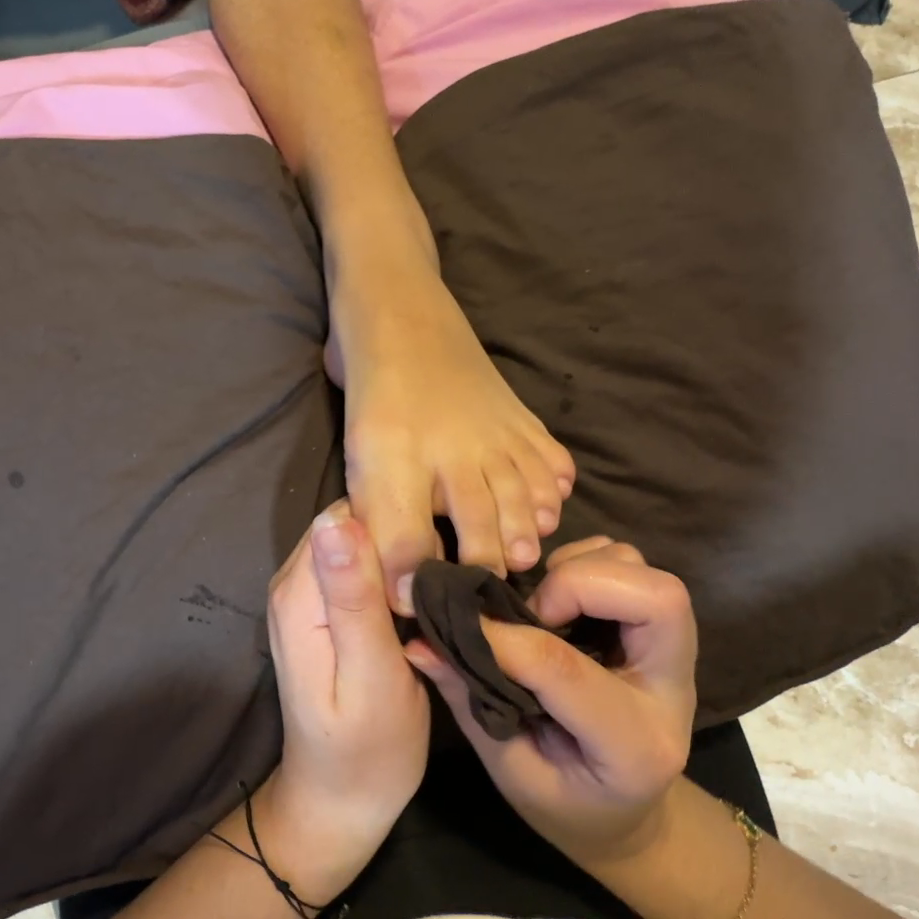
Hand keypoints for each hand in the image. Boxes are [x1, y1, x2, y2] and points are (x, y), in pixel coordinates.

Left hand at [263, 500, 430, 894]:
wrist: (340, 798)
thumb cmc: (366, 748)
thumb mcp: (370, 674)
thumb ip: (354, 597)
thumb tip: (338, 519)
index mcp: (299, 593)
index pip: (347, 514)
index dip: (398, 518)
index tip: (446, 544)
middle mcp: (293, 582)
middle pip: (351, 522)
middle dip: (402, 531)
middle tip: (455, 563)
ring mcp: (306, 595)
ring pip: (358, 541)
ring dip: (401, 551)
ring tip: (448, 576)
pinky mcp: (324, 610)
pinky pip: (360, 566)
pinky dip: (393, 572)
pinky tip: (425, 591)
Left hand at [329, 269, 575, 605]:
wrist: (399, 310)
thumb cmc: (373, 392)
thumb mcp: (363, 459)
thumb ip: (386, 524)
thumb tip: (405, 592)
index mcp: (409, 469)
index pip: (423, 547)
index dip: (425, 583)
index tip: (427, 608)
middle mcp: (465, 457)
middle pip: (487, 530)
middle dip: (487, 565)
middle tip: (489, 592)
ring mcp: (500, 434)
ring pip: (524, 500)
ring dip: (524, 532)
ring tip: (523, 556)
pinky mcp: (521, 416)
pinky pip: (551, 460)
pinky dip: (554, 486)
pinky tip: (548, 504)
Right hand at [405, 537, 696, 863]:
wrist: (627, 815)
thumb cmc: (564, 802)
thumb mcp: (509, 769)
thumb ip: (470, 699)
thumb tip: (417, 641)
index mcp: (633, 746)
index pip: (566, 669)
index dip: (500, 637)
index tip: (456, 621)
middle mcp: (669, 691)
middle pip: (655, 599)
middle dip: (577, 583)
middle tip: (531, 610)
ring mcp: (676, 656)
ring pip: (647, 573)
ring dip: (582, 570)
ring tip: (542, 604)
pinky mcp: (664, 629)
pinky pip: (633, 564)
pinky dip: (587, 562)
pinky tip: (556, 596)